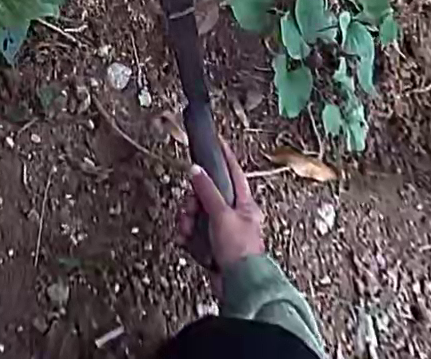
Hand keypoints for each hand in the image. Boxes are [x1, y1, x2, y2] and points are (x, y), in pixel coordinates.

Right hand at [177, 136, 264, 268]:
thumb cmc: (241, 251)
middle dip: (194, 199)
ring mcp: (222, 231)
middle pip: (209, 194)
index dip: (225, 156)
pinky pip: (194, 234)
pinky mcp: (212, 247)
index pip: (233, 171)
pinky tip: (186, 239)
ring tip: (187, 228)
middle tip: (190, 206)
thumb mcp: (222, 214)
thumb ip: (208, 191)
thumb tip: (197, 170)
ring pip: (199, 214)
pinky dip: (188, 235)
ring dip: (188, 220)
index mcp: (244, 203)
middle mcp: (234, 215)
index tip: (217, 141)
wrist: (240, 288)